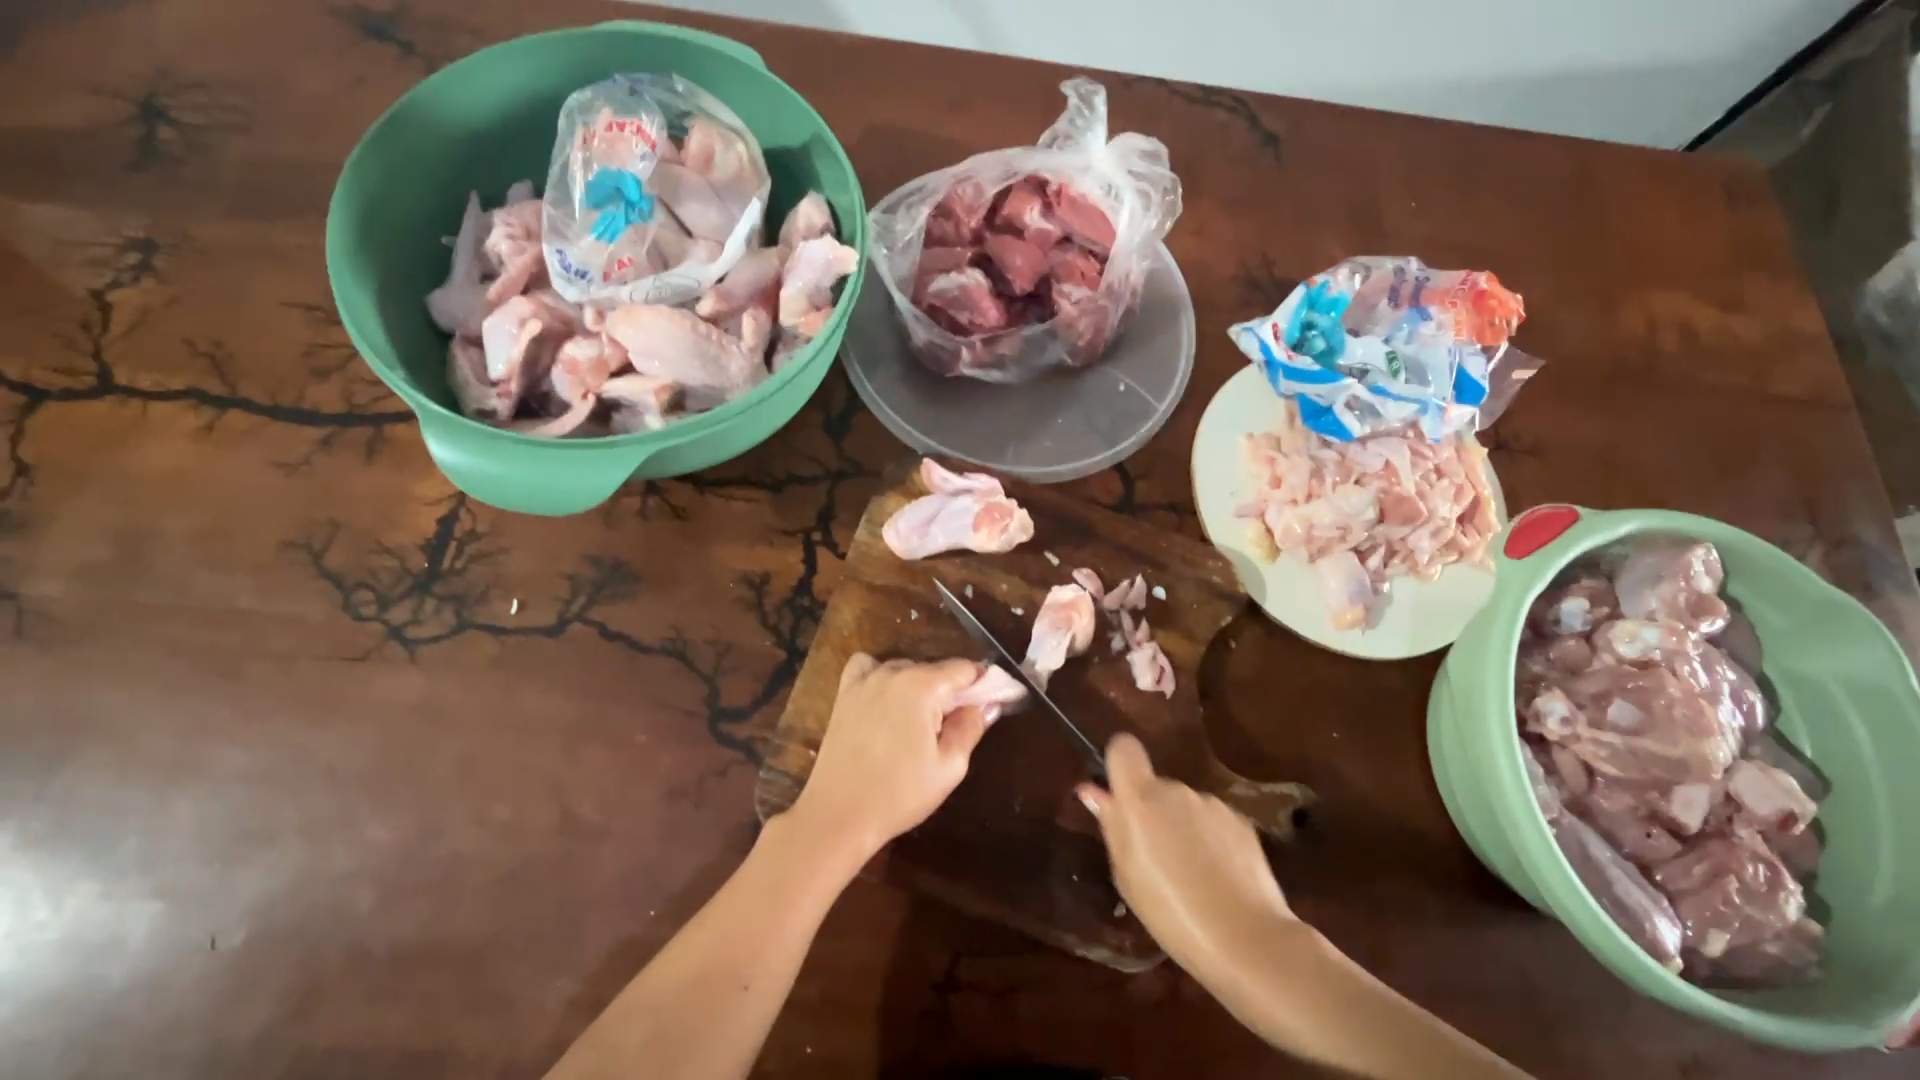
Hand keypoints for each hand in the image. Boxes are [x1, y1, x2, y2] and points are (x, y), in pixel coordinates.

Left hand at [787, 655, 992, 861]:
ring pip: (906, 669)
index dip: (982, 685)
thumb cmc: (899, 794)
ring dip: (919, 687)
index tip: (989, 707)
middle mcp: (893, 673)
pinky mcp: (844, 694)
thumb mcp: (949, 767)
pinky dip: (882, 676)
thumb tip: (988, 703)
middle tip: (953, 729)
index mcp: (922, 686)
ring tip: (919, 725)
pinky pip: (868, 668)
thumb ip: (971, 727)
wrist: (839, 814)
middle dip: (951, 692)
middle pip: (935, 669)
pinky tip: (886, 701)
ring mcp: (864, 681)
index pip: (965, 669)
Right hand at [1077, 734, 1295, 972]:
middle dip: (1152, 812)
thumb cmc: (1171, 913)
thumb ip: (1111, 826)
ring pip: (1186, 807)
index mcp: (1142, 800)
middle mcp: (1178, 791)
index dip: (1118, 764)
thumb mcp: (1126, 875)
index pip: (1123, 748)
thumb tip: (1093, 791)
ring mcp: (1213, 804)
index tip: (1119, 796)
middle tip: (1154, 859)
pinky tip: (1218, 878)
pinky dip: (1211, 841)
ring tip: (1190, 876)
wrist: (1245, 938)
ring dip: (1182, 828)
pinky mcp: (1242, 822)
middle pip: (1156, 786)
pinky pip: (1213, 822)